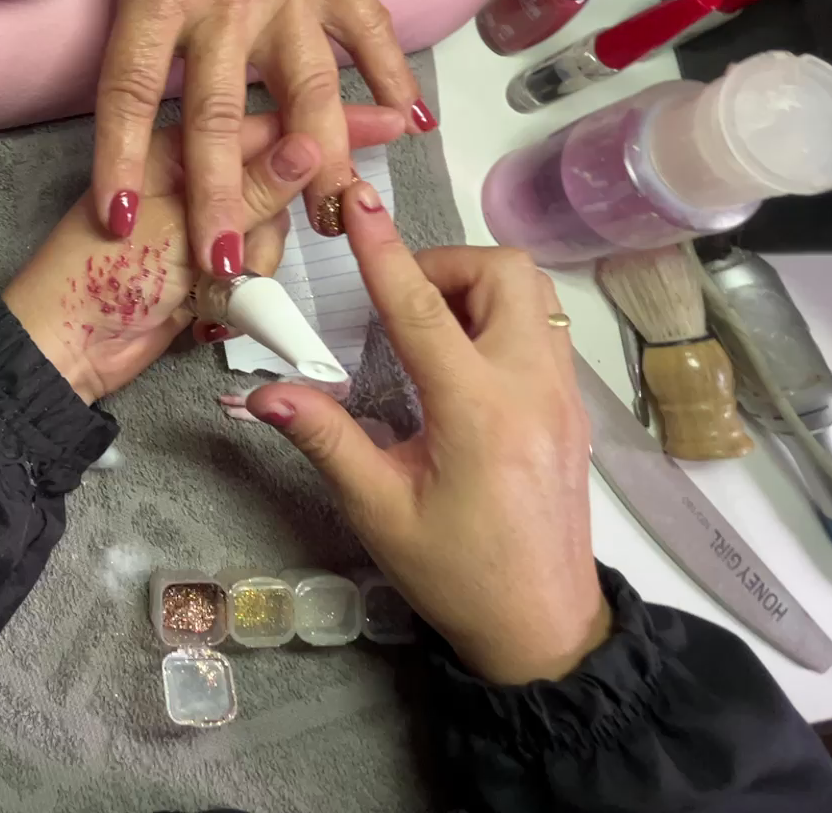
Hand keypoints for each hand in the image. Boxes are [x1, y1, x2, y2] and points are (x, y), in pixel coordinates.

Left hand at [5, 106, 404, 403]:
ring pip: (267, 226)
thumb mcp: (177, 225)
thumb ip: (249, 189)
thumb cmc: (102, 272)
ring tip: (227, 286)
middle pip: (275, 177)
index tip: (392, 118)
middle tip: (336, 215)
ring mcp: (197, 224)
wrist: (63, 347)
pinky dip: (246, 288)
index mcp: (176, 147)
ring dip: (261, 257)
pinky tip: (219, 311)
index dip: (329, 124)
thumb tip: (313, 143)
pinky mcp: (199, 268)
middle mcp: (191, 178)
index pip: (266, 126)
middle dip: (298, 204)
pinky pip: (248, 265)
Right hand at [247, 182, 608, 684]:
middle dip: (444, 264)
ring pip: (530, 293)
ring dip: (471, 285)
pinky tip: (456, 356)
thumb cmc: (456, 572)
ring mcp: (562, 394)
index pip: (421, 310)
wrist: (545, 629)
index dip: (383, 251)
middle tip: (396, 300)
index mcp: (477, 411)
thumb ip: (324, 438)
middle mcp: (531, 387)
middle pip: (504, 274)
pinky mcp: (569, 406)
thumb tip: (262, 394)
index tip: (359, 202)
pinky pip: (539, 324)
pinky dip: (494, 313)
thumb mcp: (379, 509)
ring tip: (422, 325)